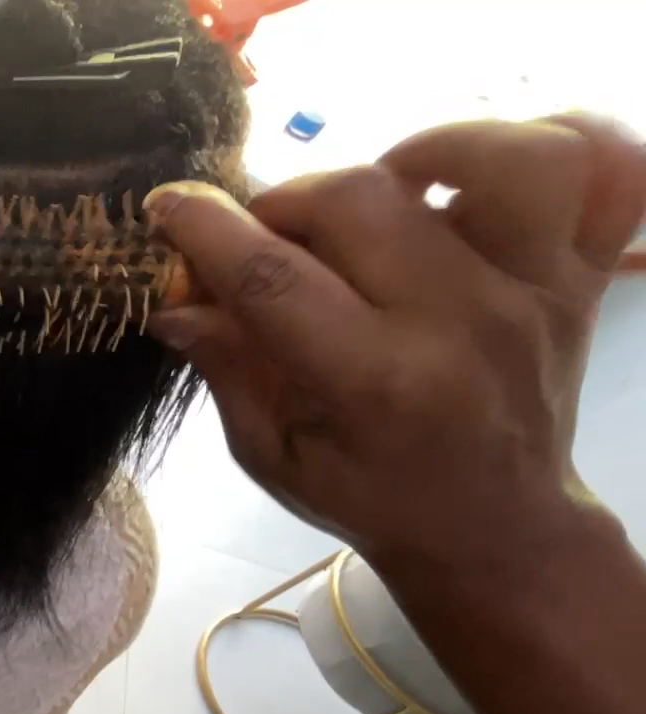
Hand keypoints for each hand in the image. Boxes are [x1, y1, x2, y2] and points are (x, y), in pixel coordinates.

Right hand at [144, 113, 645, 570]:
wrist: (488, 521)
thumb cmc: (359, 493)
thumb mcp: (265, 450)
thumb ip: (227, 367)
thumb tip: (173, 301)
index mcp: (370, 381)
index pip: (271, 280)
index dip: (206, 231)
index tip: (164, 205)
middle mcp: (461, 321)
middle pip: (362, 202)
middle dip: (282, 200)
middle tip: (258, 232)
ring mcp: (539, 289)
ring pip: (506, 159)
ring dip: (419, 153)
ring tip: (374, 190)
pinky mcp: (586, 273)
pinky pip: (610, 167)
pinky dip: (548, 140)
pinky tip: (469, 179)